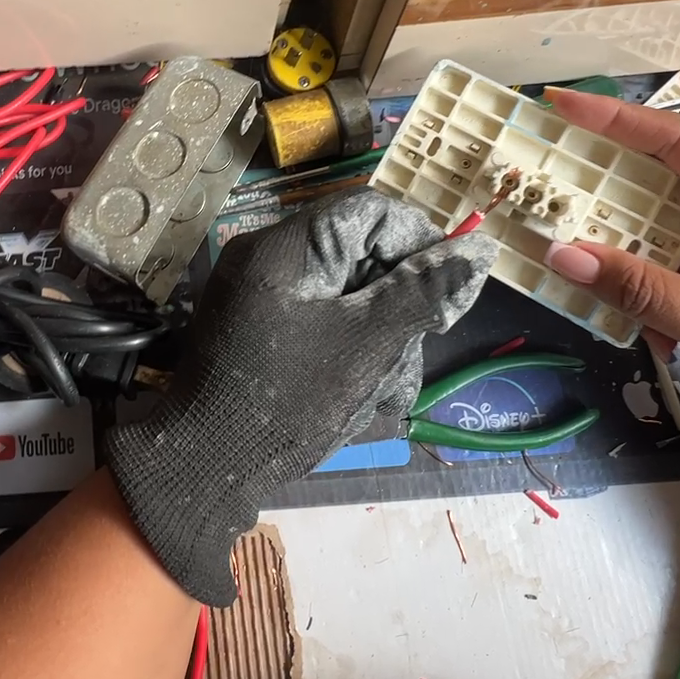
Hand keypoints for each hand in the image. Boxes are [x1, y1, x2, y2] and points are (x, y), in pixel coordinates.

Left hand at [106, 188, 495, 604]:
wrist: (202, 468)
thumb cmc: (285, 404)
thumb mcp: (365, 346)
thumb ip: (421, 293)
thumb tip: (477, 248)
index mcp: (284, 247)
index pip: (368, 210)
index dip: (415, 241)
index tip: (441, 291)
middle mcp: (268, 257)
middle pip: (358, 249)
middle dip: (396, 299)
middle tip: (413, 347)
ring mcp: (260, 292)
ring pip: (345, 289)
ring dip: (377, 332)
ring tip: (385, 386)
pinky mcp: (260, 323)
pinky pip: (320, 316)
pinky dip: (348, 345)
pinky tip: (362, 389)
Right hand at [537, 88, 679, 447]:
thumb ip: (640, 289)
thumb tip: (559, 254)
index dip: (621, 119)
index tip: (565, 102)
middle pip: (678, 174)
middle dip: (616, 174)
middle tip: (557, 162)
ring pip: (676, 221)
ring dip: (632, 238)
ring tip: (583, 242)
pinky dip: (655, 279)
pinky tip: (643, 321)